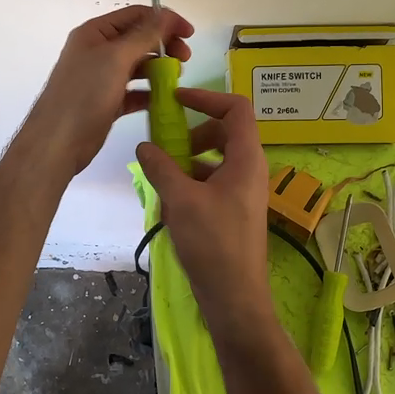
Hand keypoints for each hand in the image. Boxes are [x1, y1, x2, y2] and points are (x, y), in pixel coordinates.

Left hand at [17, 5, 193, 177]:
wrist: (58, 142)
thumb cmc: (84, 94)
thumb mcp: (115, 58)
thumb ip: (144, 35)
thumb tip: (166, 13)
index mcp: (95, 33)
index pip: (135, 16)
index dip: (164, 20)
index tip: (189, 33)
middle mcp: (98, 51)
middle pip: (139, 39)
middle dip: (163, 45)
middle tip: (184, 59)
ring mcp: (102, 77)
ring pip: (138, 66)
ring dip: (159, 69)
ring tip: (176, 78)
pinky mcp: (107, 101)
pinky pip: (134, 91)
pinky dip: (150, 92)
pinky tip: (164, 99)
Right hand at [135, 88, 274, 334]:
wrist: (234, 297)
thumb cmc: (213, 244)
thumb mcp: (181, 200)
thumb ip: (161, 167)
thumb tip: (145, 146)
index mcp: (247, 159)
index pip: (236, 108)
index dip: (207, 97)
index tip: (176, 100)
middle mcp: (250, 170)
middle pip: (226, 131)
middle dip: (194, 131)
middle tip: (167, 145)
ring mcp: (243, 191)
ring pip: (217, 158)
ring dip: (189, 158)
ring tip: (163, 175)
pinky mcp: (233, 211)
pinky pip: (214, 181)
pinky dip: (192, 180)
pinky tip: (171, 201)